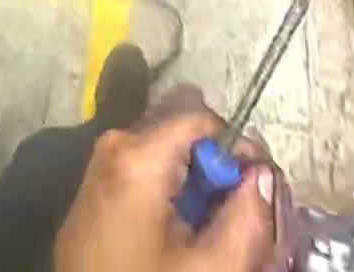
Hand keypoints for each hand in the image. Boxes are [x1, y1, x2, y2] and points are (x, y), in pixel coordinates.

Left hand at [54, 109, 275, 271]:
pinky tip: (181, 235)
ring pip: (162, 156)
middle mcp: (113, 146)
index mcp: (138, 155)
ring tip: (213, 230)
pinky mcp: (92, 193)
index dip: (234, 146)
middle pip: (179, 136)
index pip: (198, 118)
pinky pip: (140, 174)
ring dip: (193, 185)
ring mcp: (98, 168)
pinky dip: (168, 193)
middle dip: (214, 169)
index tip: (257, 182)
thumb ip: (245, 219)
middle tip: (240, 213)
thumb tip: (262, 174)